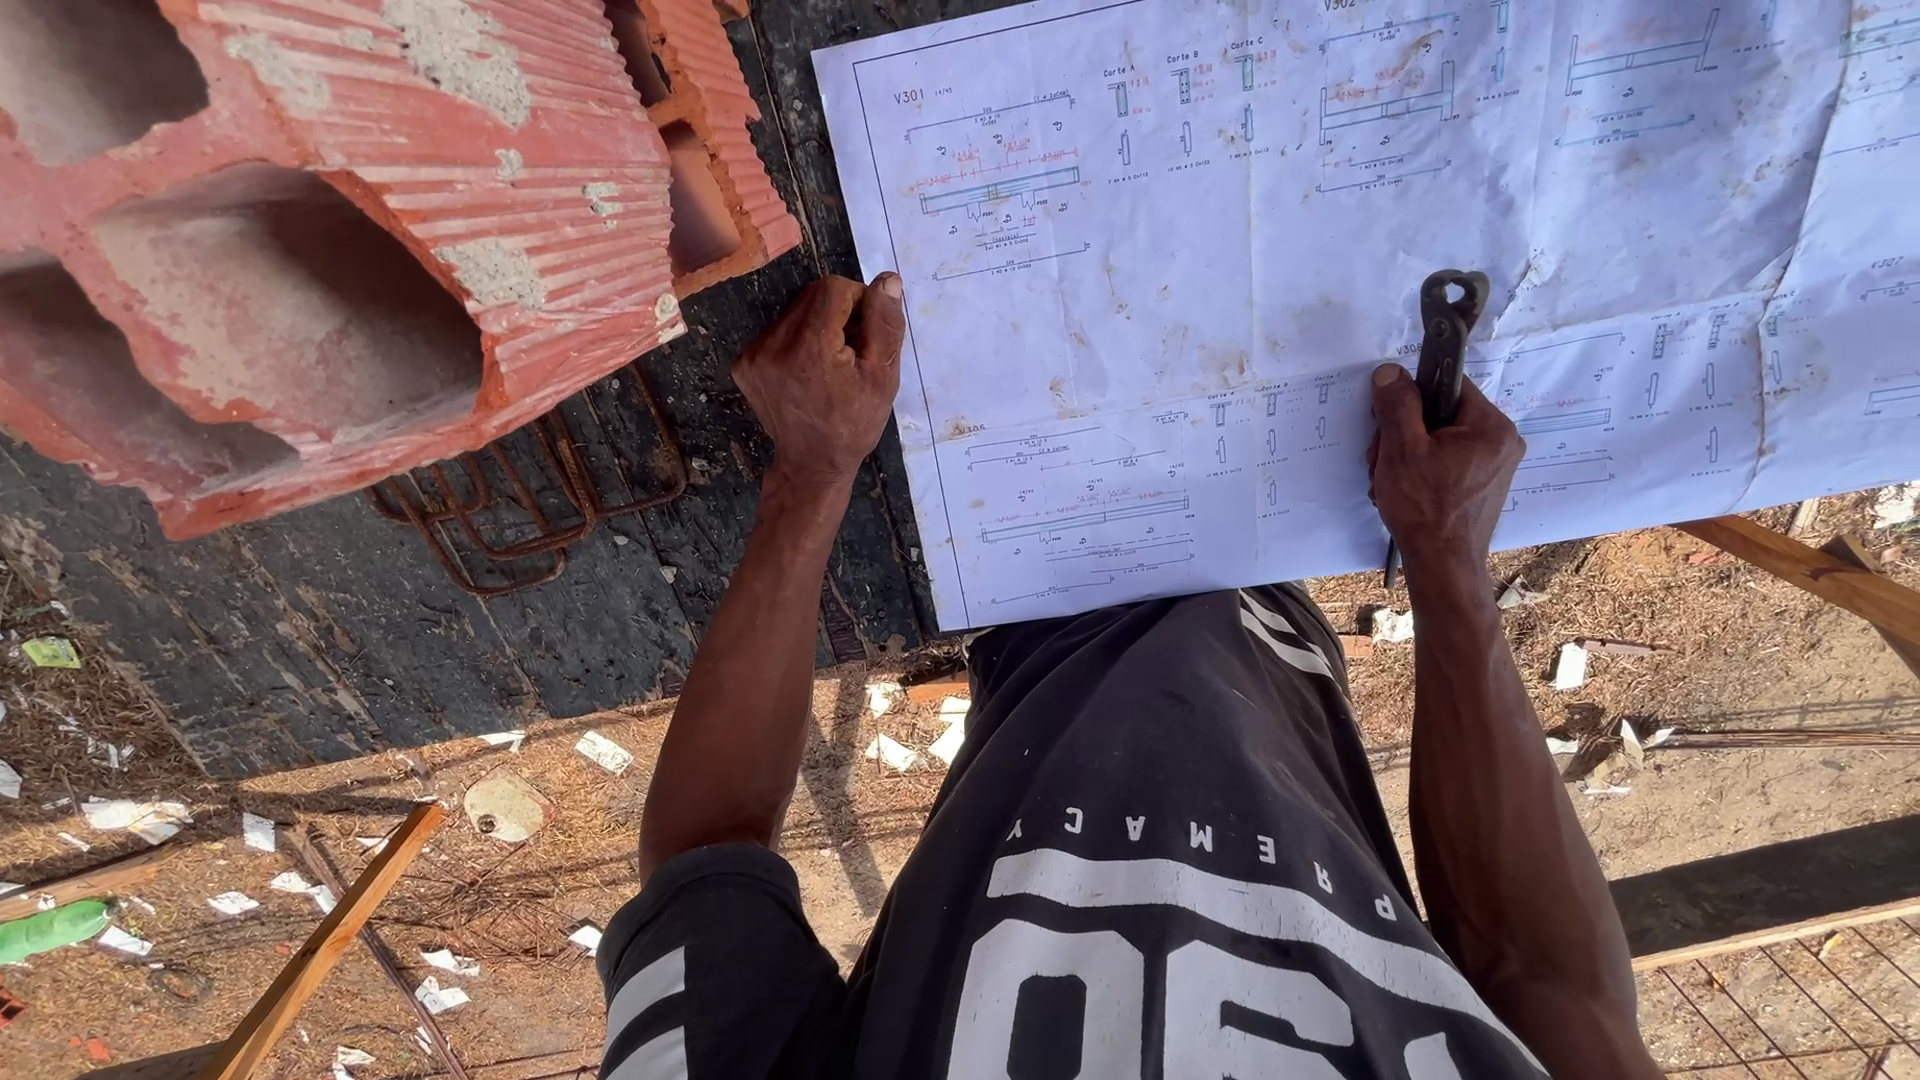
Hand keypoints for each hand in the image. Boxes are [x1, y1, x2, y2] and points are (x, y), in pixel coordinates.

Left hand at [733, 273, 904, 490]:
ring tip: (830, 364)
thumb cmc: (854, 425)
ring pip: (794, 311)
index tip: (866, 335)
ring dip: (818, 326)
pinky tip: (808, 371)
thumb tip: (888, 280)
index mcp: (810, 347)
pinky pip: (778, 331)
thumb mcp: (882, 379)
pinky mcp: (744, 362)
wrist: (811, 464)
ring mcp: (753, 354)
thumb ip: (885, 325)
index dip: (858, 303)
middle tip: (851, 351)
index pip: (834, 288)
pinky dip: (797, 341)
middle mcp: (774, 344)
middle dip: (838, 313)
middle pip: (812, 295)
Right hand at [1367, 363, 1524, 571]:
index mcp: (1491, 426)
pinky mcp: (1483, 484)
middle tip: (1383, 460)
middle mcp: (1502, 440)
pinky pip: (1446, 461)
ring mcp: (1495, 464)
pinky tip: (1404, 490)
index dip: (1411, 398)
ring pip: (1439, 440)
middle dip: (1403, 434)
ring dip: (1406, 455)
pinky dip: (1420, 471)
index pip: (1448, 386)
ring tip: (1390, 481)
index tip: (1387, 421)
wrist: (1442, 563)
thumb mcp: (1401, 450)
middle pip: (1440, 415)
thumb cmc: (1424, 507)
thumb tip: (1390, 372)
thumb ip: (1397, 407)